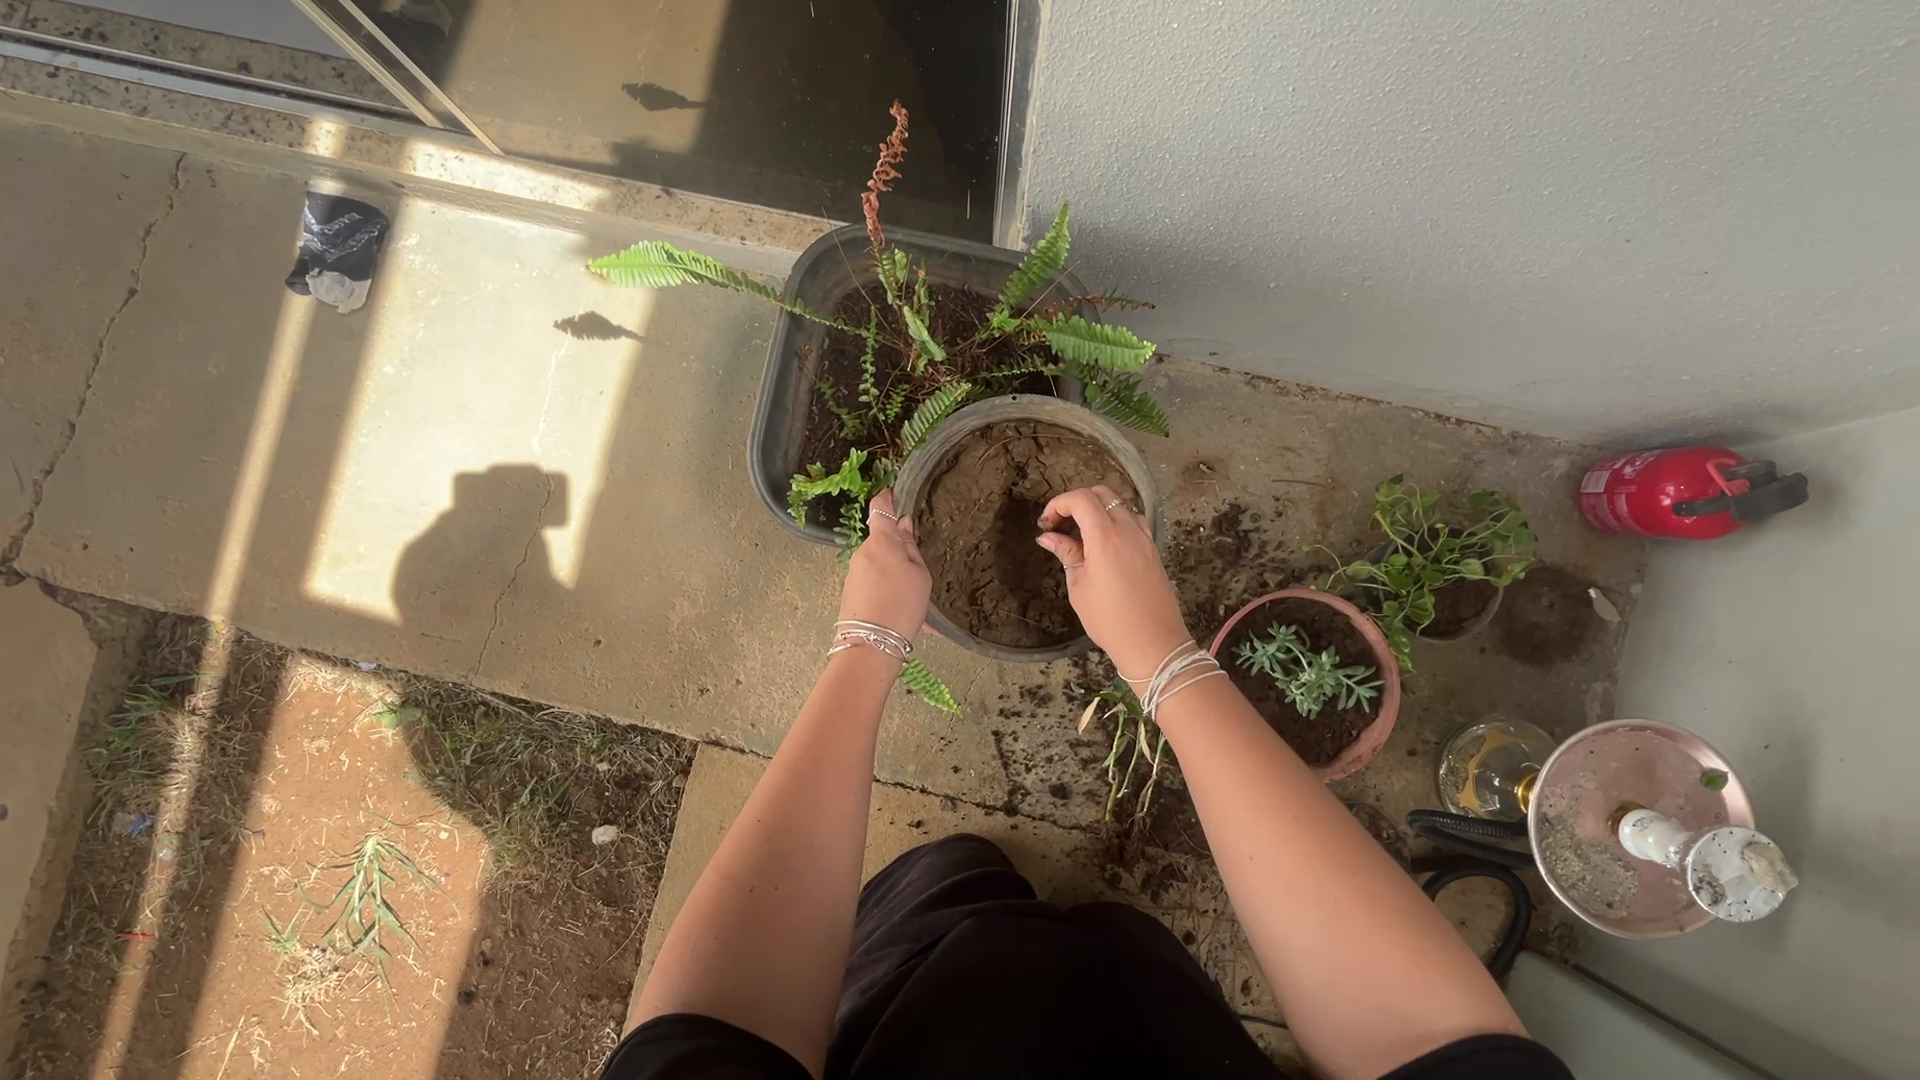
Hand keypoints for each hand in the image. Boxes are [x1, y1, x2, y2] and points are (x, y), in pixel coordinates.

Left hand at [837, 489, 931, 644]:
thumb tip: (904, 525)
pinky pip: (874, 585)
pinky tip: (905, 615)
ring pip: (879, 566)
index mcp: (881, 542)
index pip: (880, 508)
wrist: (871, 645)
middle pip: (882, 542)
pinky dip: (889, 594)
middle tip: (918, 570)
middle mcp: (862, 553)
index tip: (894, 494)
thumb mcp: (919, 574)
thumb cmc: (902, 605)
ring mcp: (854, 573)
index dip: (888, 498)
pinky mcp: (851, 592)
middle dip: (898, 550)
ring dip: (895, 577)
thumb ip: (911, 548)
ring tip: (914, 602)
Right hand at [1035, 486, 1192, 677]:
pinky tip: (1103, 543)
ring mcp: (1144, 538)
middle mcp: (1128, 530)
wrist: (1153, 643)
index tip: (1047, 522)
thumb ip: (1066, 554)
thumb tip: (1048, 537)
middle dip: (1077, 502)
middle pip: (1102, 494)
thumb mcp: (1079, 587)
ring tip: (1080, 534)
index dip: (1059, 503)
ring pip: (1119, 504)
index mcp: (1106, 538)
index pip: (1081, 499)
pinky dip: (1114, 520)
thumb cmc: (1110, 620)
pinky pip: (1133, 520)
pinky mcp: (1153, 548)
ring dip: (1097, 509)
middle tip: (1060, 524)